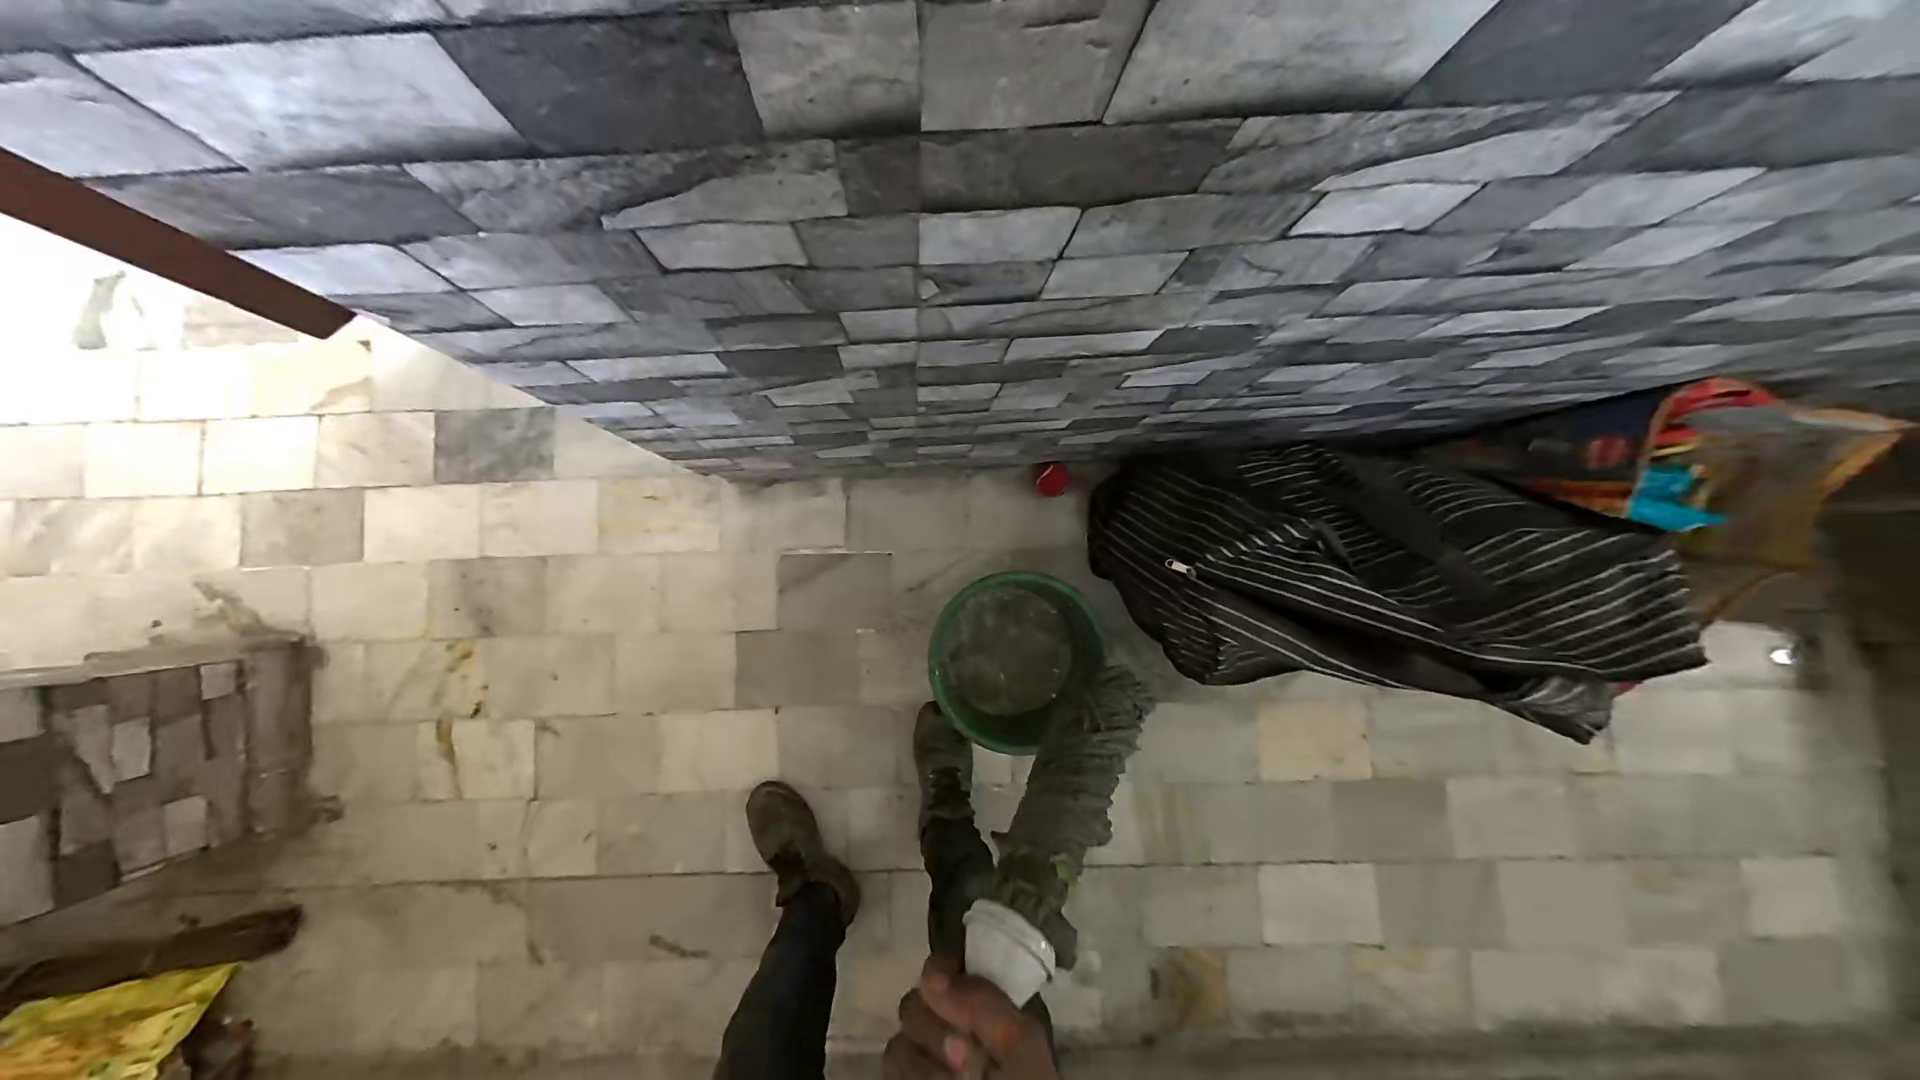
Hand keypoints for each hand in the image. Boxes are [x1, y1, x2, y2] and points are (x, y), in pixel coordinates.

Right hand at [883, 956, 1057, 1079]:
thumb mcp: (1022, 1046)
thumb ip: (984, 1004)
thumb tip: (931, 978)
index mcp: (978, 1009)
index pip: (939, 969)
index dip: (937, 974)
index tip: (939, 988)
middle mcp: (946, 1032)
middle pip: (911, 1006)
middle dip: (934, 1030)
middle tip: (963, 1058)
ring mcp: (924, 1068)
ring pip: (896, 1048)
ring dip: (924, 1070)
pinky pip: (891, 1078)